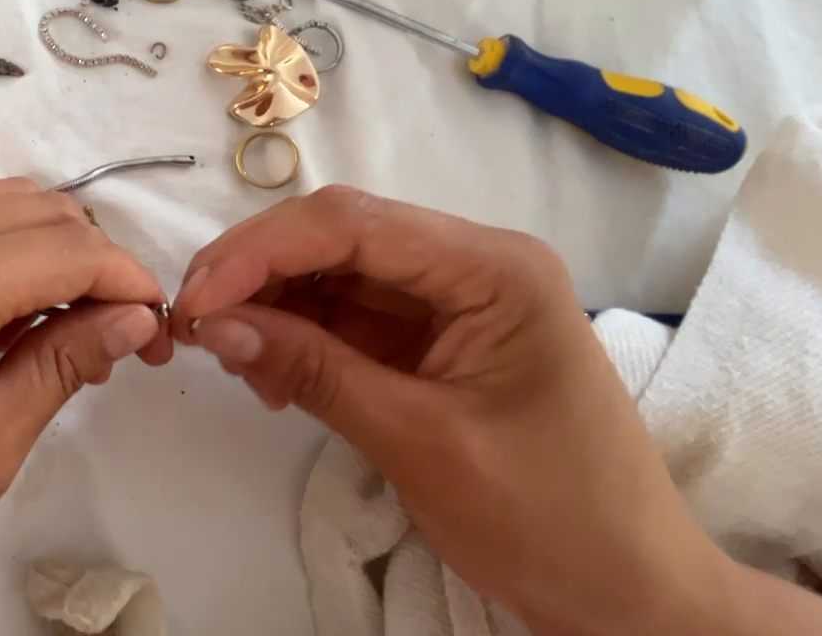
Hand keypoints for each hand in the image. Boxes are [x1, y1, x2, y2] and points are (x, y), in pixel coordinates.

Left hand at [0, 178, 169, 601]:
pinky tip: (5, 309)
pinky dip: (9, 244)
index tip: (157, 336)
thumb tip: (133, 319)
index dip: (132, 285)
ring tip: (61, 328)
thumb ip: (63, 367)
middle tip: (114, 342)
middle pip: (52, 211)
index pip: (76, 251)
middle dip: (101, 267)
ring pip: (13, 200)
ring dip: (56, 250)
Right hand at [170, 186, 729, 635]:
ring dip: (266, 302)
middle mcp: (467, 260)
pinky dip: (291, 331)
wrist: (628, 598)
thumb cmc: (548, 520)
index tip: (195, 300)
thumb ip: (310, 370)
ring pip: (325, 267)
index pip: (350, 224)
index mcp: (492, 268)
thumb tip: (209, 323)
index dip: (259, 252)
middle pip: (331, 233)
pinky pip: (337, 308)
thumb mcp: (419, 443)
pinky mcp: (422, 327)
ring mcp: (444, 292)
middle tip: (193, 321)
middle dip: (254, 271)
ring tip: (228, 355)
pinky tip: (265, 369)